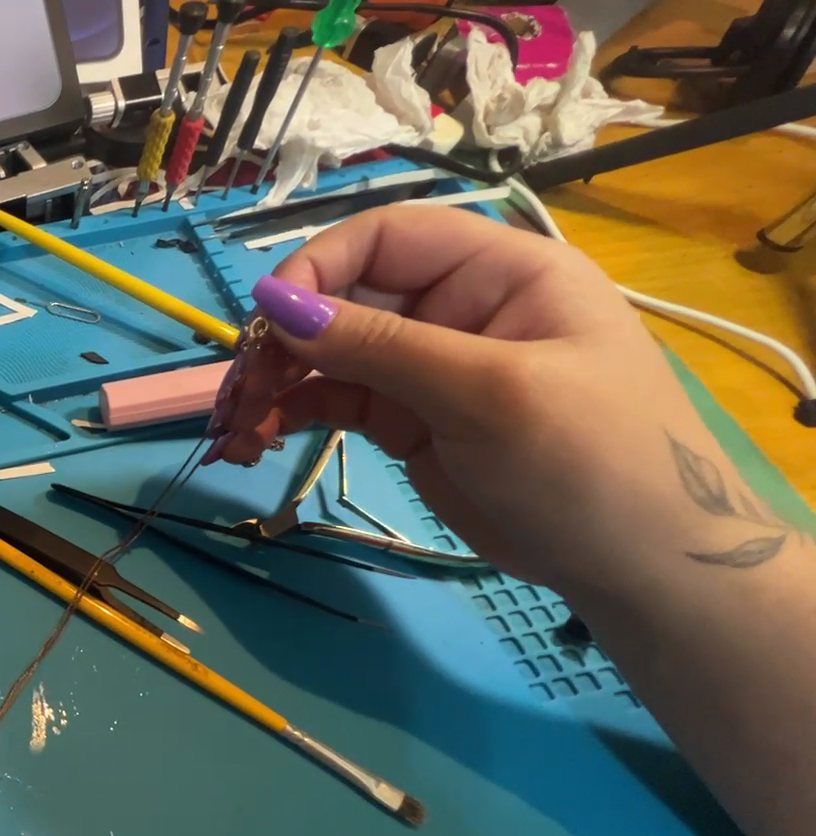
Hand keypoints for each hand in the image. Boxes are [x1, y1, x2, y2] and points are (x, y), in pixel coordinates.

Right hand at [205, 204, 762, 597]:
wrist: (632, 563)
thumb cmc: (590, 462)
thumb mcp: (485, 394)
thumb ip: (379, 347)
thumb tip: (275, 307)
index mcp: (494, 272)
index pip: (383, 238)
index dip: (314, 269)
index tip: (264, 324)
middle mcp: (449, 308)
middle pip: (337, 300)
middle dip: (277, 344)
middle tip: (237, 397)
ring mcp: (418, 365)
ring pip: (319, 355)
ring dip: (268, 387)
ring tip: (236, 432)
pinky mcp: (397, 416)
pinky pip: (324, 401)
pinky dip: (284, 417)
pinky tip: (256, 442)